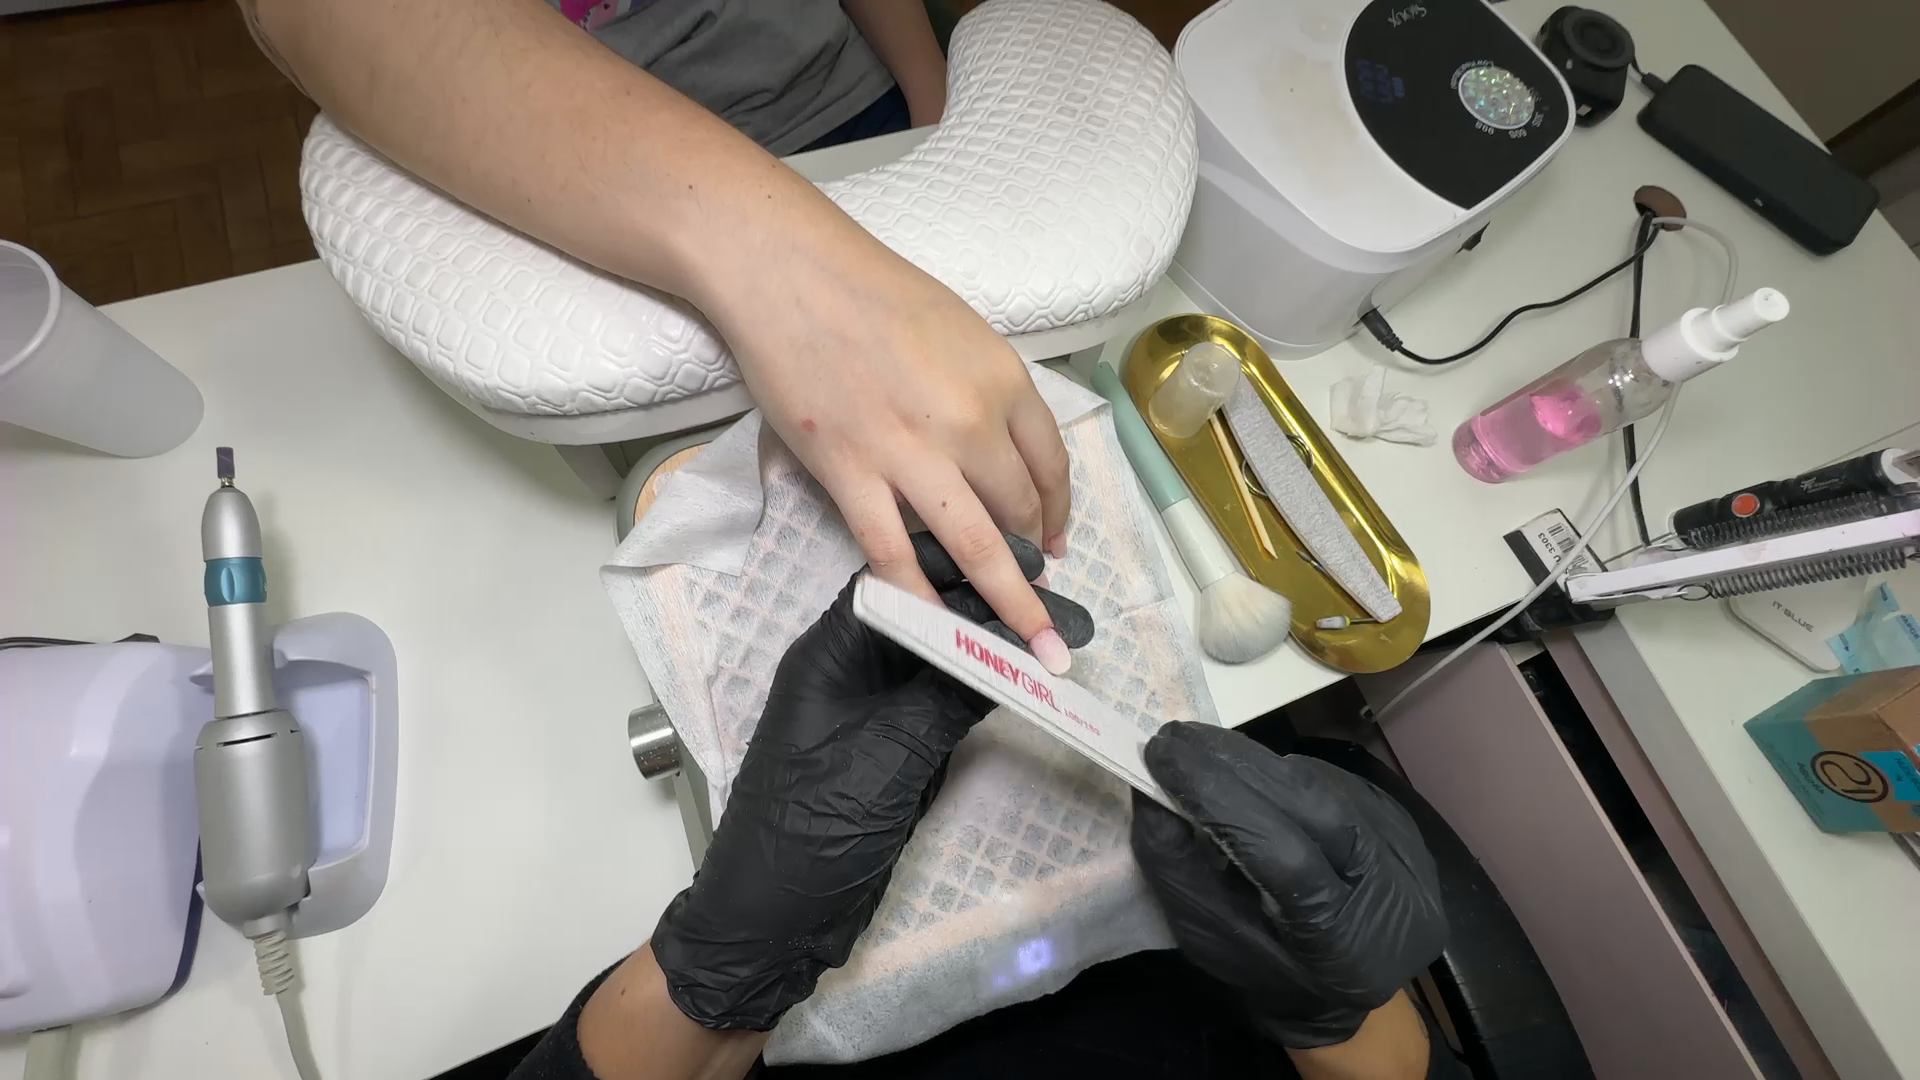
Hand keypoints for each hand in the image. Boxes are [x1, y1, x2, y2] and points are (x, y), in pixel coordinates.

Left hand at [650, 535, 1092, 1030]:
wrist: (777, 921)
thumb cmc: (814, 828)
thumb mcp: (887, 753)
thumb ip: (947, 694)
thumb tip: (1010, 644)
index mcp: (831, 650)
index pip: (898, 582)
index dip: (959, 566)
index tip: (1023, 563)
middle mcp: (854, 665)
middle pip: (928, 616)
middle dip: (990, 608)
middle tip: (1059, 608)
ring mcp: (877, 703)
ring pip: (942, 656)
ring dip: (995, 647)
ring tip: (1060, 641)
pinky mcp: (896, 739)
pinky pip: (945, 698)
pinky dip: (984, 687)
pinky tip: (1026, 678)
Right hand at [699, 236, 1075, 674]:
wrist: (788, 272)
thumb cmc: (875, 292)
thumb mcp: (962, 332)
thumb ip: (991, 396)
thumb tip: (1001, 460)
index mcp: (1003, 379)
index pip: (1053, 464)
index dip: (1060, 513)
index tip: (1058, 544)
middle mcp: (969, 422)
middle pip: (1019, 511)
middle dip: (1034, 561)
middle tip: (1038, 595)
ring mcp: (910, 453)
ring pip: (973, 546)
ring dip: (1008, 603)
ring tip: (1029, 645)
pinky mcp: (851, 475)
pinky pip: (893, 554)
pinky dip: (920, 597)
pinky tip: (938, 626)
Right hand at [1130, 723, 1446, 1049]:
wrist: (1333, 989)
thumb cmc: (1260, 969)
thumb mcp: (1203, 930)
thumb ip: (1173, 862)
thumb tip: (1147, 787)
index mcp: (1344, 946)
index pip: (1283, 856)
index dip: (1218, 798)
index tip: (1162, 755)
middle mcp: (1393, 896)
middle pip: (1310, 805)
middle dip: (1234, 761)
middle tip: (1176, 736)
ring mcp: (1405, 851)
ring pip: (1319, 783)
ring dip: (1253, 759)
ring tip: (1201, 748)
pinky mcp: (1398, 820)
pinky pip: (1328, 779)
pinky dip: (1277, 768)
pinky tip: (1244, 769)